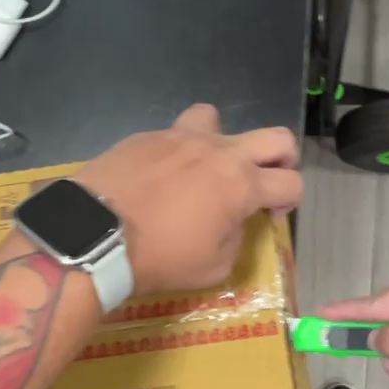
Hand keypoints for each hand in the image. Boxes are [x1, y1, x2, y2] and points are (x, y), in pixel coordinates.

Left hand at [72, 104, 301, 294]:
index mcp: (242, 185)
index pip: (291, 183)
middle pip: (276, 137)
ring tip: (206, 168)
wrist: (96, 234)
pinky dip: (177, 152)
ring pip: (218, 119)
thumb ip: (235, 240)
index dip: (289, 201)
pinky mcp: (147, 136)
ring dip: (222, 142)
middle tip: (263, 181)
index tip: (270, 216)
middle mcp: (220, 151)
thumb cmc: (160, 257)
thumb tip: (232, 223)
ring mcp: (181, 137)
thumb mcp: (213, 268)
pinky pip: (174, 134)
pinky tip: (160, 177)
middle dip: (281, 159)